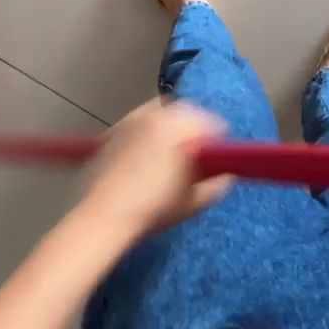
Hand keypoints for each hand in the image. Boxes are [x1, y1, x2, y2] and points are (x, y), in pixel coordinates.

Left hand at [82, 99, 231, 236]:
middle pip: (186, 111)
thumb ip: (216, 185)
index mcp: (179, 128)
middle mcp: (156, 115)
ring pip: (161, 112)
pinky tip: (145, 153)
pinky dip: (148, 129)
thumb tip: (226, 175)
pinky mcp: (112, 130)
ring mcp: (131, 120)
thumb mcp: (192, 202)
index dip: (218, 138)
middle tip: (196, 153)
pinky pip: (139, 121)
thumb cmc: (152, 209)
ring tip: (170, 152)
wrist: (102, 217)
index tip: (218, 156)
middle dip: (194, 127)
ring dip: (171, 125)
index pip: (210, 122)